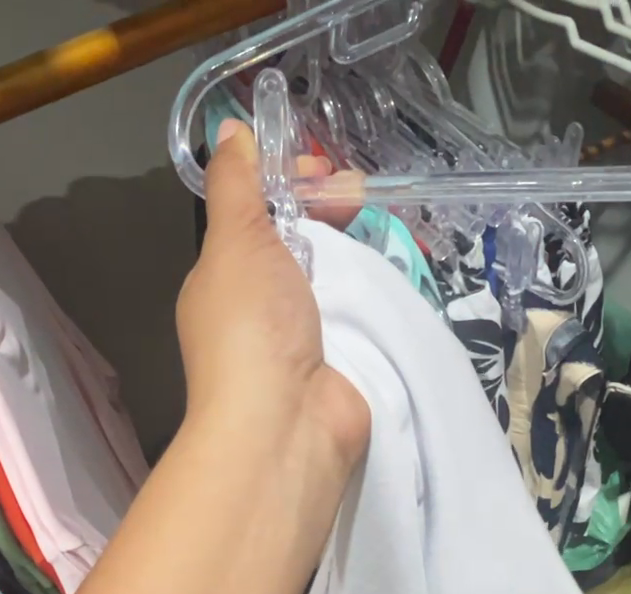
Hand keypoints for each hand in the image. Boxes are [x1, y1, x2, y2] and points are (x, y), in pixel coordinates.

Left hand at [176, 120, 368, 464]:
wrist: (286, 424)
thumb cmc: (250, 328)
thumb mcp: (235, 242)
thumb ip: (236, 187)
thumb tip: (230, 132)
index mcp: (224, 278)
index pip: (255, 215)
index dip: (286, 182)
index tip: (319, 165)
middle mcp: (260, 308)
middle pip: (300, 241)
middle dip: (330, 207)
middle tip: (361, 192)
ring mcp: (304, 337)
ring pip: (335, 274)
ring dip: (361, 242)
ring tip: (392, 217)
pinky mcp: (344, 360)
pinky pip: (362, 310)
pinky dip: (382, 285)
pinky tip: (405, 261)